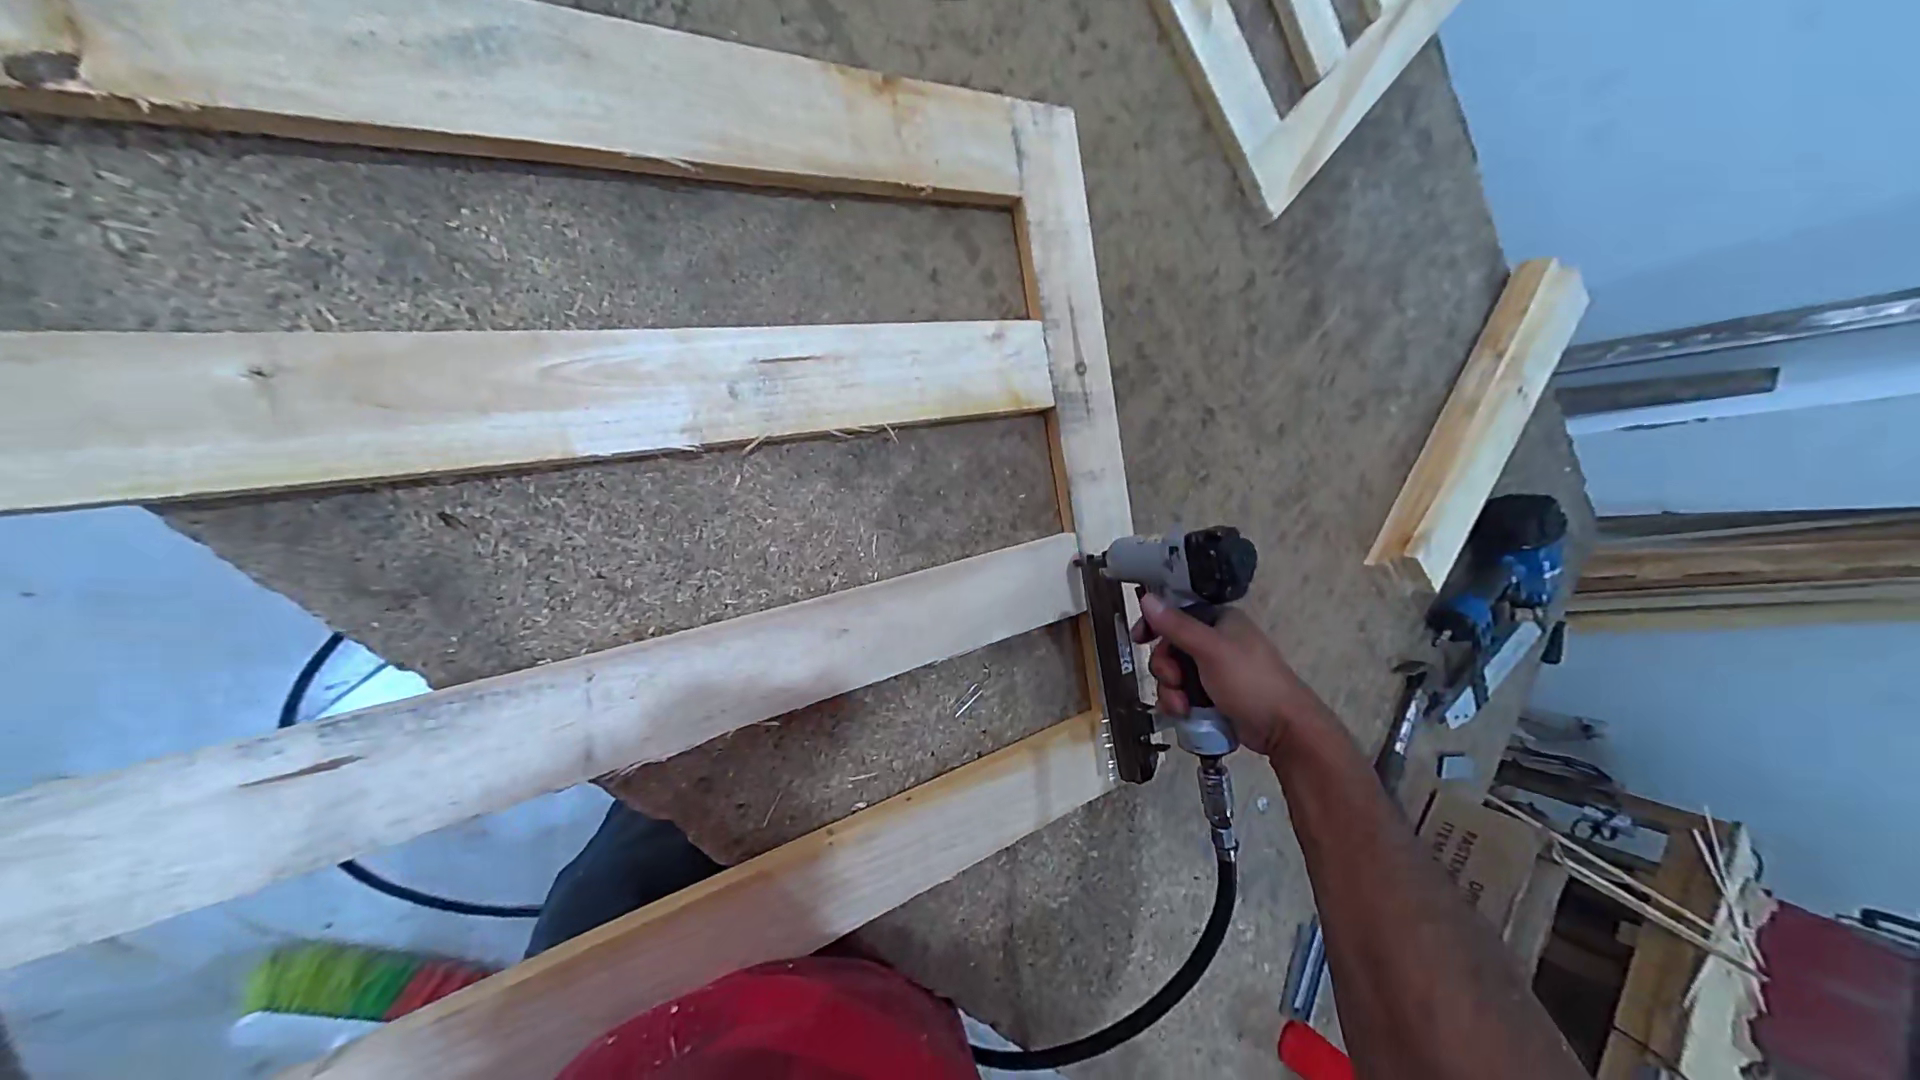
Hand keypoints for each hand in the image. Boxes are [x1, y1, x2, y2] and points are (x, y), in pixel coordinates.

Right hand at [1130, 593, 1335, 758]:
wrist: (1284, 729)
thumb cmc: (1250, 682)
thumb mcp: (1211, 650)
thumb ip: (1177, 626)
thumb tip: (1147, 598)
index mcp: (1219, 621)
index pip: (1176, 613)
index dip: (1155, 625)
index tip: (1139, 638)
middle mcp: (1215, 641)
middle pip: (1170, 647)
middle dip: (1166, 668)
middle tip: (1173, 680)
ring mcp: (1214, 670)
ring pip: (1173, 674)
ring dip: (1171, 690)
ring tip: (1183, 705)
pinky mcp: (1212, 695)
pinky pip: (1182, 693)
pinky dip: (1179, 703)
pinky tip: (1185, 713)